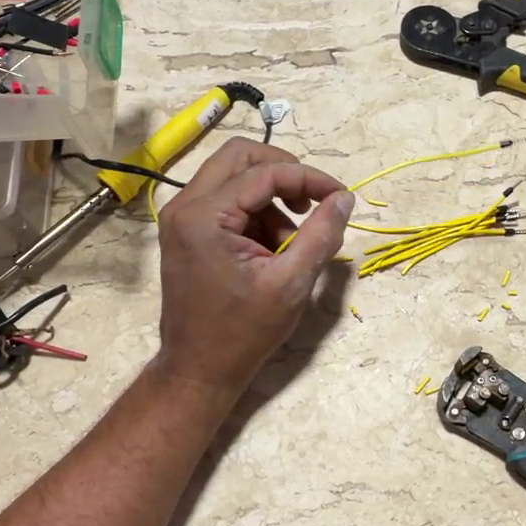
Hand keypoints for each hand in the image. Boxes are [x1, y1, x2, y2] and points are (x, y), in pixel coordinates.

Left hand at [152, 138, 354, 393]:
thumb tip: (344, 198)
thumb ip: (320, 235)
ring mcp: (182, 217)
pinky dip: (255, 213)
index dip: (309, 178)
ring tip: (290, 244)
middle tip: (312, 203)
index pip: (264, 172)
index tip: (340, 196)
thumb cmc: (243, 332)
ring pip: (234, 176)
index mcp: (204, 216)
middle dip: (285, 173)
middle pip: (241, 156)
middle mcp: (185, 206)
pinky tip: (271, 250)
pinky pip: (226, 201)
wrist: (199, 369)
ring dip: (270, 198)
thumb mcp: (291, 283)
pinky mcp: (186, 231)